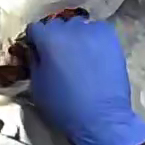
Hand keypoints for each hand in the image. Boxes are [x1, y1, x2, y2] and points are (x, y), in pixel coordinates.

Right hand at [26, 15, 144, 144]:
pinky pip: (97, 30)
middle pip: (56, 25)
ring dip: (75, 37)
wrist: (101, 120)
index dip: (35, 41)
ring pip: (78, 26)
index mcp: (47, 38)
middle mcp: (68, 29)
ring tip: (80, 55)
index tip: (39, 53)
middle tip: (60, 56)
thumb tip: (35, 50)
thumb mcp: (36, 84)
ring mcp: (91, 32)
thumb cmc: (63, 105)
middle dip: (55, 37)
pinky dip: (94, 38)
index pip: (34, 28)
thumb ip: (33, 60)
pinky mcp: (111, 39)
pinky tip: (96, 53)